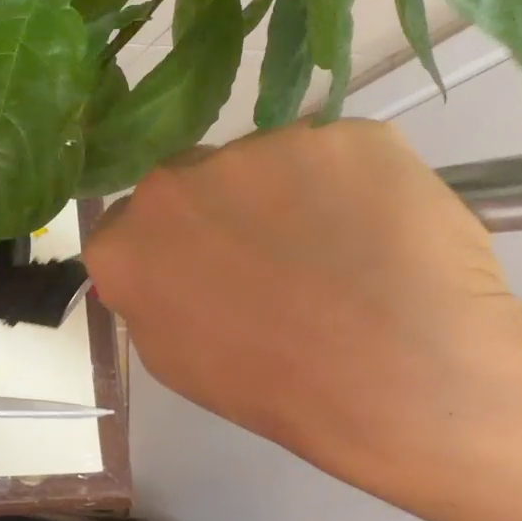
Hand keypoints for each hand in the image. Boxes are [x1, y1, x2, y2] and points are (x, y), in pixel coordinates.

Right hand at [83, 120, 521, 483]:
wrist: (396, 375)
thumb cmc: (272, 385)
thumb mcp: (171, 357)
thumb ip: (150, 295)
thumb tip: (168, 270)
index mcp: (124, 244)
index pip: (127, 226)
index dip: (167, 246)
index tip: (199, 269)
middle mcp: (174, 184)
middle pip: (190, 181)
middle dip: (218, 209)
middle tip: (269, 259)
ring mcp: (260, 149)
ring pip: (266, 163)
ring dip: (287, 194)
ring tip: (337, 251)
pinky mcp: (344, 135)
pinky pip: (338, 155)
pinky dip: (354, 185)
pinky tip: (379, 233)